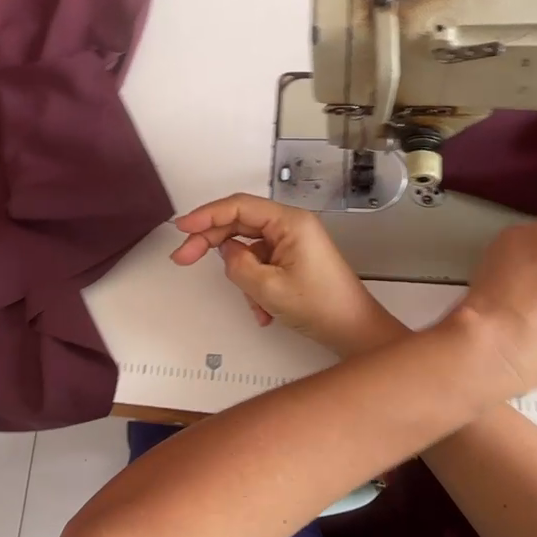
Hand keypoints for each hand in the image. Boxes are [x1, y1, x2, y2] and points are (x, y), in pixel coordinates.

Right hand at [170, 193, 404, 355]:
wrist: (354, 331)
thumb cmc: (323, 307)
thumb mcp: (268, 287)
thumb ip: (237, 264)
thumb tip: (226, 252)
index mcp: (290, 222)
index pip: (238, 206)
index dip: (206, 215)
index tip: (182, 227)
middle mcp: (291, 226)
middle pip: (239, 223)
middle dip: (211, 243)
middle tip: (184, 257)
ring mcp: (292, 243)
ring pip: (248, 248)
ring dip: (241, 276)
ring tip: (251, 303)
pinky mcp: (293, 259)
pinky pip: (260, 264)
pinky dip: (254, 286)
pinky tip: (263, 310)